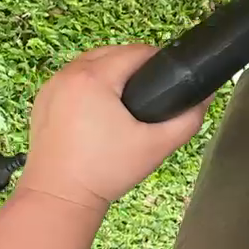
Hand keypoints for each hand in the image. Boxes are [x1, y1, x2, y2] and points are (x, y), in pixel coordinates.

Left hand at [14, 45, 207, 212]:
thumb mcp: (158, 146)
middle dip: (135, 66)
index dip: (159, 62)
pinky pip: (74, 79)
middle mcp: (68, 74)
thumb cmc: (107, 170)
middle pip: (112, 53)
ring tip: (130, 100)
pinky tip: (103, 108)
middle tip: (153, 93)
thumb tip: (205, 97)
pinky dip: (90, 85)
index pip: (136, 52)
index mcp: (94, 78)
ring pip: (91, 64)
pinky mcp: (43, 100)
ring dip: (112, 72)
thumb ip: (188, 119)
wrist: (60, 196)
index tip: (170, 81)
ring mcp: (52, 86)